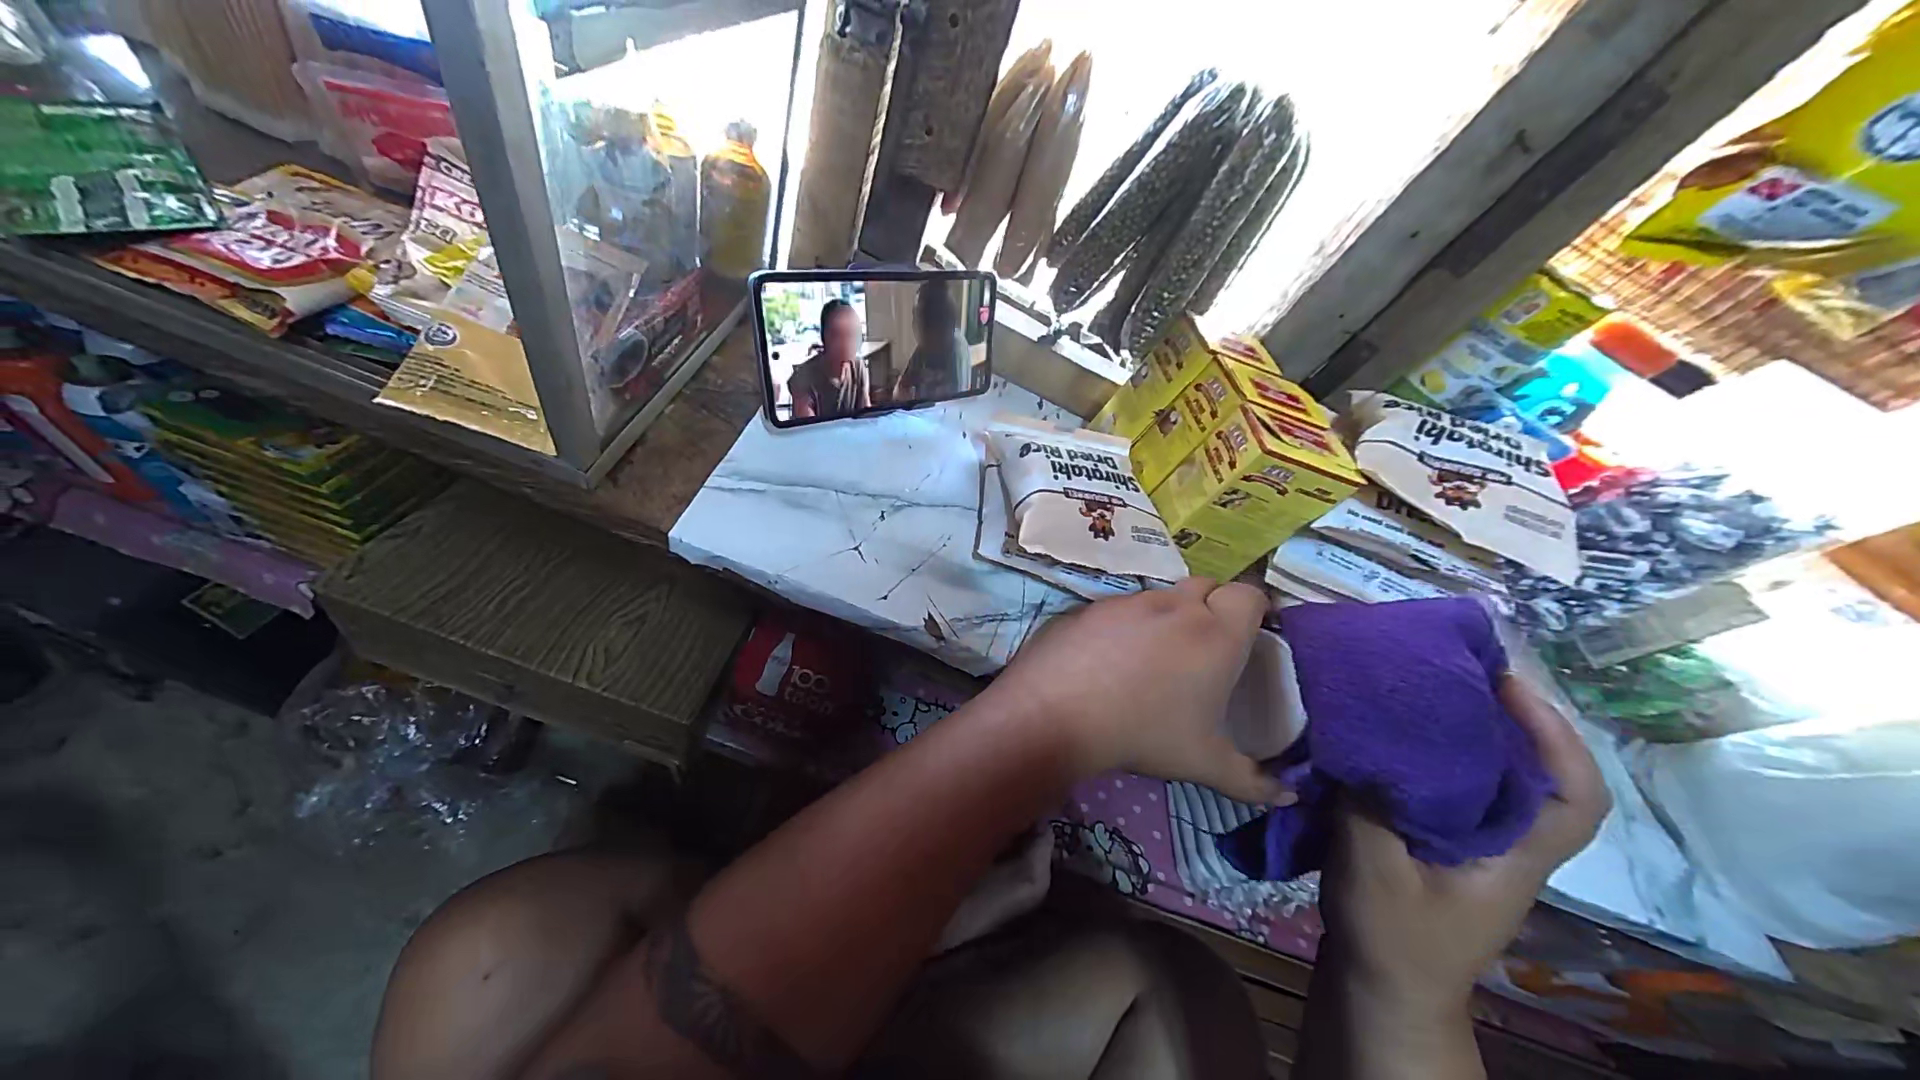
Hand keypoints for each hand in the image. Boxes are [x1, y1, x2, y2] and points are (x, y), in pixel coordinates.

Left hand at [985, 578, 1289, 804]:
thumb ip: (1253, 781)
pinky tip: (1111, 659)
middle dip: (1213, 607)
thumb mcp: (1204, 764)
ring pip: (1161, 597)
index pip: (1250, 595)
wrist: (1058, 712)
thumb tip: (1289, 795)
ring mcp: (1130, 601)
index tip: (1249, 636)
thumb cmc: (1145, 733)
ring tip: (1156, 658)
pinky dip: (1126, 625)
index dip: (1254, 609)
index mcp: (1216, 633)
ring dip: (1168, 617)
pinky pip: (1120, 608)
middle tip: (1205, 647)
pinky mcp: (1092, 606)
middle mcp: (1176, 606)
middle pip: (1207, 587)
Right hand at [1320, 675, 1609, 1016]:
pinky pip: (1458, 780)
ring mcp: (1481, 840)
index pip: (1576, 794)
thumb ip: (1368, 804)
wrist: (1388, 987)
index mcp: (1515, 854)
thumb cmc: (1393, 936)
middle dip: (1510, 712)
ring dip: (1474, 725)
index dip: (1557, 735)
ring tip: (1427, 683)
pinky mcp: (1448, 837)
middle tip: (1457, 665)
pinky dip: (1440, 747)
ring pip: (1498, 771)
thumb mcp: (1373, 871)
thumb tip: (1357, 736)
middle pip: (1539, 768)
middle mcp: (1511, 841)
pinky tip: (1400, 729)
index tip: (1507, 684)